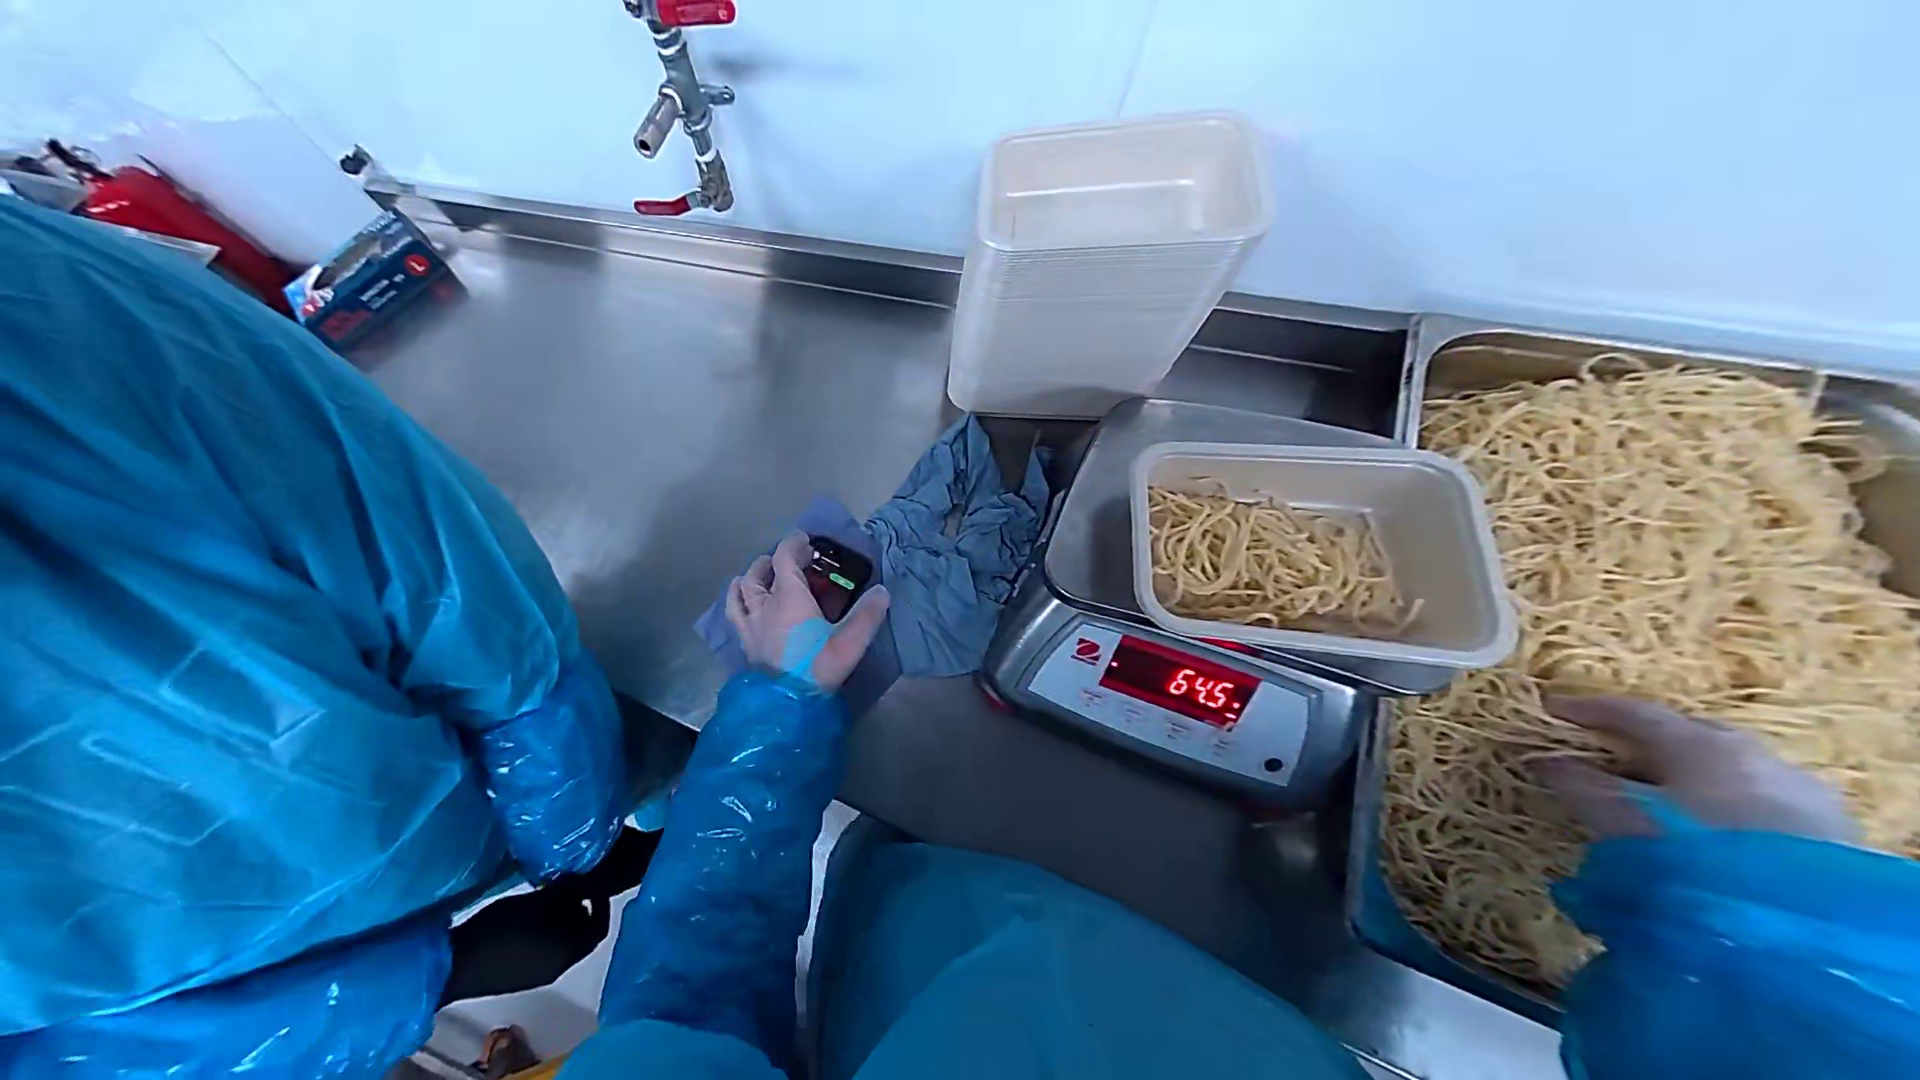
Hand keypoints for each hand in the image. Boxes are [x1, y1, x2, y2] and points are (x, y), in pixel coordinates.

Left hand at [725, 532, 889, 692]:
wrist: (786, 703)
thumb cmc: (817, 666)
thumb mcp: (850, 640)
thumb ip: (867, 614)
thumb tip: (882, 591)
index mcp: (788, 597)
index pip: (784, 558)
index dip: (793, 544)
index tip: (805, 540)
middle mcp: (764, 605)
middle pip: (758, 573)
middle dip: (772, 561)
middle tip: (786, 561)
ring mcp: (749, 624)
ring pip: (740, 591)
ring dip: (750, 578)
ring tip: (759, 576)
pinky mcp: (744, 643)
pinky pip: (734, 613)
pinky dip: (737, 600)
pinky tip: (743, 605)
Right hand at [1537, 696, 1858, 843]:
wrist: (1801, 926)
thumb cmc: (1690, 850)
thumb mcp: (1613, 813)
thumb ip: (1573, 779)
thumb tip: (1543, 759)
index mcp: (1699, 742)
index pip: (1632, 711)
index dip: (1586, 709)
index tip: (1551, 710)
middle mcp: (1753, 756)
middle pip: (1683, 735)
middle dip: (1640, 740)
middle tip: (1603, 750)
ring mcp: (1799, 795)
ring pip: (1723, 771)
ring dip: (1681, 776)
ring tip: (1649, 793)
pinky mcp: (1827, 836)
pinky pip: (1752, 802)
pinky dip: (1715, 803)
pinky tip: (1699, 825)